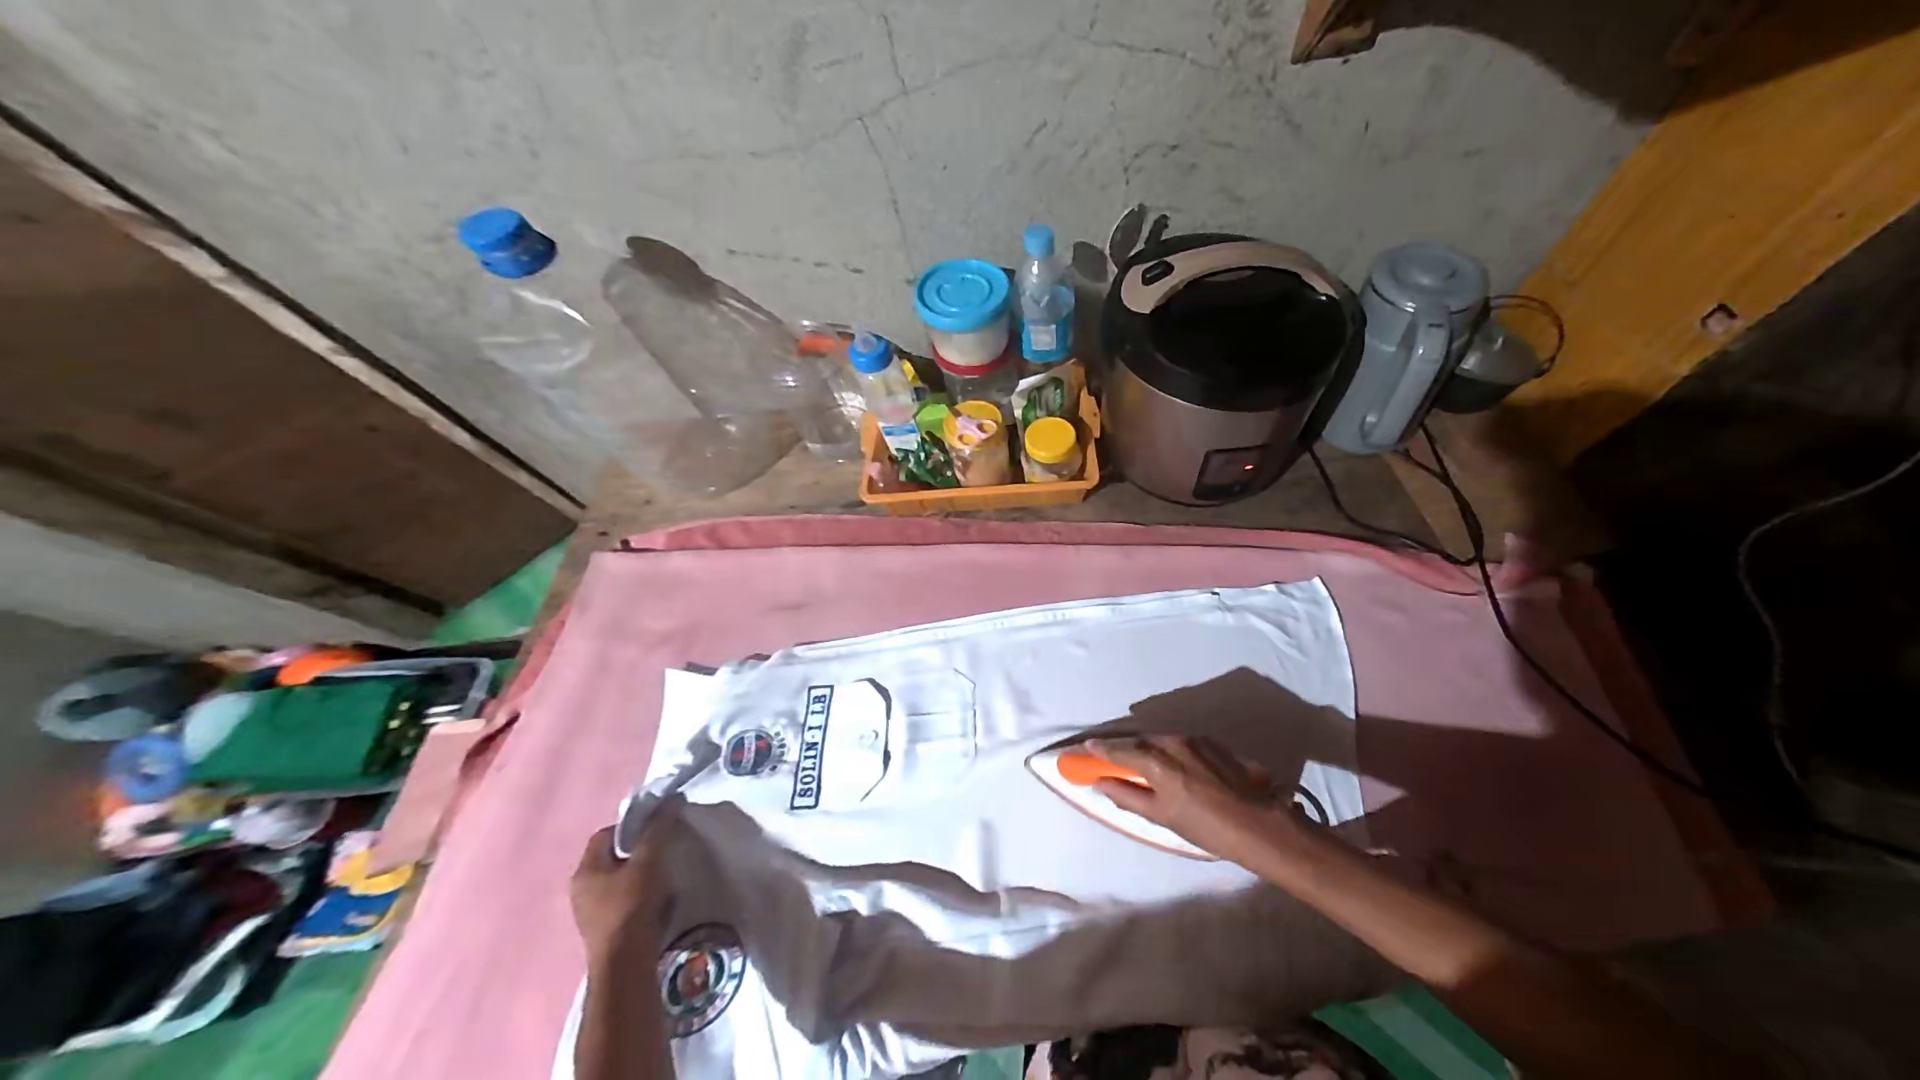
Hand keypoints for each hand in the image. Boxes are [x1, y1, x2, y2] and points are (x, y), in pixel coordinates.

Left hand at [570, 796, 679, 966]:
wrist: (626, 965)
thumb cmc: (632, 906)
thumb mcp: (649, 861)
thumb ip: (659, 829)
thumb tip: (672, 800)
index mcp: (585, 869)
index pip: (605, 834)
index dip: (632, 826)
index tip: (656, 830)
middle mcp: (580, 890)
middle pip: (612, 857)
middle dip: (638, 851)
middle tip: (662, 851)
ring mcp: (589, 914)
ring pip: (618, 881)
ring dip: (640, 876)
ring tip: (664, 877)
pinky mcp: (604, 932)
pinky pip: (621, 903)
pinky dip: (639, 897)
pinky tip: (657, 902)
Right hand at [1086, 736, 1303, 863]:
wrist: (1260, 825)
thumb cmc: (1206, 826)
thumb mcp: (1161, 816)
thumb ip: (1128, 796)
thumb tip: (1102, 782)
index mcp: (1158, 760)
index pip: (1120, 750)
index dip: (1101, 749)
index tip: (1084, 747)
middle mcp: (1174, 741)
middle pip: (1140, 740)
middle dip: (1123, 746)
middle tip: (1109, 755)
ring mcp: (1196, 739)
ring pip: (1161, 738)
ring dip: (1146, 745)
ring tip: (1138, 759)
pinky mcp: (1213, 743)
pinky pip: (1180, 741)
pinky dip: (1168, 748)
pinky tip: (1170, 762)